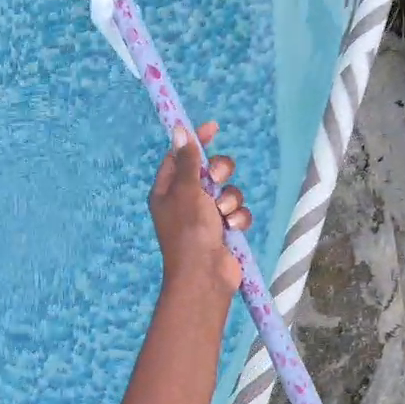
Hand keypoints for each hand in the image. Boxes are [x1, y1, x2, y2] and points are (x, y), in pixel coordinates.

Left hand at [149, 120, 251, 301]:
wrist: (205, 275)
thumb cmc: (189, 231)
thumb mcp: (186, 190)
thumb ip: (186, 161)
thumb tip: (179, 131)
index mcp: (167, 191)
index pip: (180, 157)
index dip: (194, 141)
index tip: (212, 128)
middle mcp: (185, 202)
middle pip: (208, 171)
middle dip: (219, 173)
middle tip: (216, 180)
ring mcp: (206, 217)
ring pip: (227, 192)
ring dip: (229, 200)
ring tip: (223, 215)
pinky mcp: (224, 231)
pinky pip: (237, 213)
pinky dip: (237, 219)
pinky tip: (233, 229)